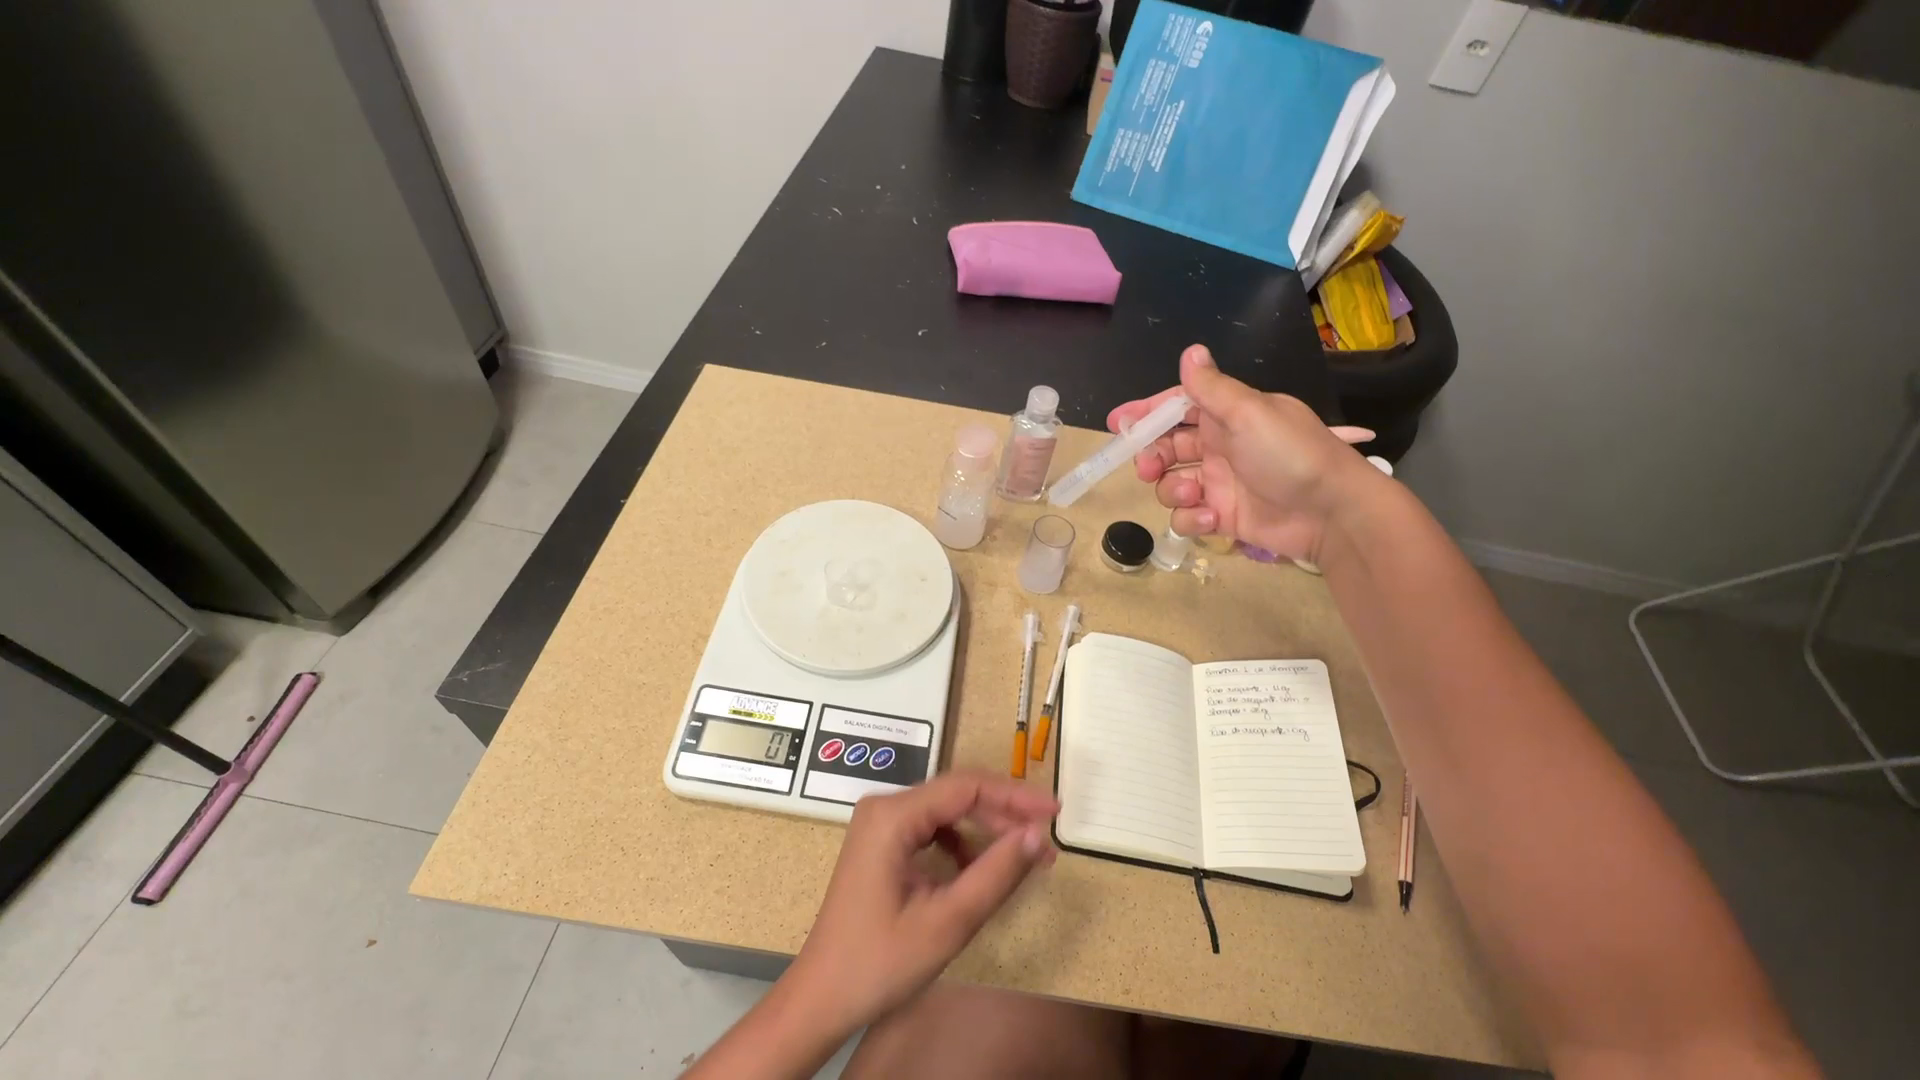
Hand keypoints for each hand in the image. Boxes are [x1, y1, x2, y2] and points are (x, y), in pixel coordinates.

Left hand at [787, 772, 1058, 1034]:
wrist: (824, 997)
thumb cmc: (881, 961)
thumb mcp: (948, 920)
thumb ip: (996, 873)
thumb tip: (1038, 834)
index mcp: (892, 816)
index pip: (966, 787)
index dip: (1015, 796)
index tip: (1055, 812)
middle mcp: (884, 808)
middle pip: (957, 794)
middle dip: (1005, 814)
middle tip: (1045, 841)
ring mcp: (880, 826)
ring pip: (947, 811)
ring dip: (987, 829)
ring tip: (1024, 857)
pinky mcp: (883, 845)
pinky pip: (933, 830)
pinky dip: (964, 844)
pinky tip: (982, 869)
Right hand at [1108, 344, 1382, 563]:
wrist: (1331, 513)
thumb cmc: (1290, 455)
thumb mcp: (1249, 413)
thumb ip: (1212, 388)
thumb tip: (1190, 351)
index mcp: (1228, 415)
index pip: (1178, 406)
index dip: (1147, 413)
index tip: (1118, 424)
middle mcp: (1221, 446)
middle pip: (1167, 448)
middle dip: (1151, 457)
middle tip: (1148, 468)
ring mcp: (1221, 484)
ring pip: (1172, 484)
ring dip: (1171, 490)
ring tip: (1193, 496)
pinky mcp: (1224, 517)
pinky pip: (1189, 516)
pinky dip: (1192, 519)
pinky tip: (1211, 520)